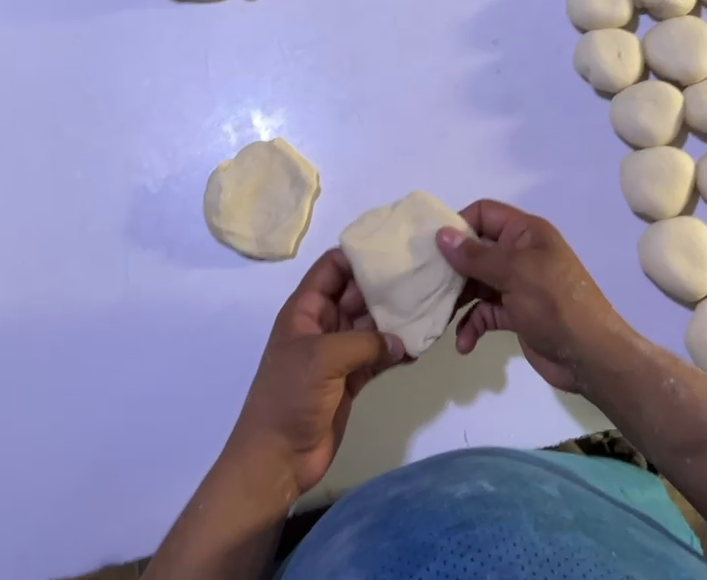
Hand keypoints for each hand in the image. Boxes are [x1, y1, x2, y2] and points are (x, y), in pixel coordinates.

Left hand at [223, 249, 404, 495]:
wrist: (276, 459)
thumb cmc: (289, 398)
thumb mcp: (322, 359)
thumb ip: (364, 342)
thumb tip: (401, 339)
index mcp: (305, 311)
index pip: (332, 268)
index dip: (358, 255)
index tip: (393, 247)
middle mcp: (322, 326)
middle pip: (357, 294)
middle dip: (386, 285)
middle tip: (423, 275)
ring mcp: (337, 354)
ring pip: (371, 325)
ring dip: (396, 319)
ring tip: (430, 307)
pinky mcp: (351, 380)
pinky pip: (378, 356)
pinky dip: (396, 351)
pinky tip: (420, 345)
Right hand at [435, 200, 633, 392]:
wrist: (591, 356)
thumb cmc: (555, 304)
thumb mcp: (515, 273)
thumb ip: (477, 255)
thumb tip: (441, 234)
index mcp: (525, 233)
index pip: (484, 214)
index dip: (458, 224)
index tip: (432, 245)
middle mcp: (520, 254)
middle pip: (475, 250)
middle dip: (452, 268)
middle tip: (426, 283)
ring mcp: (518, 285)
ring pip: (476, 283)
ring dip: (458, 301)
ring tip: (438, 317)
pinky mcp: (516, 313)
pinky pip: (485, 312)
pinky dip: (472, 325)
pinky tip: (464, 344)